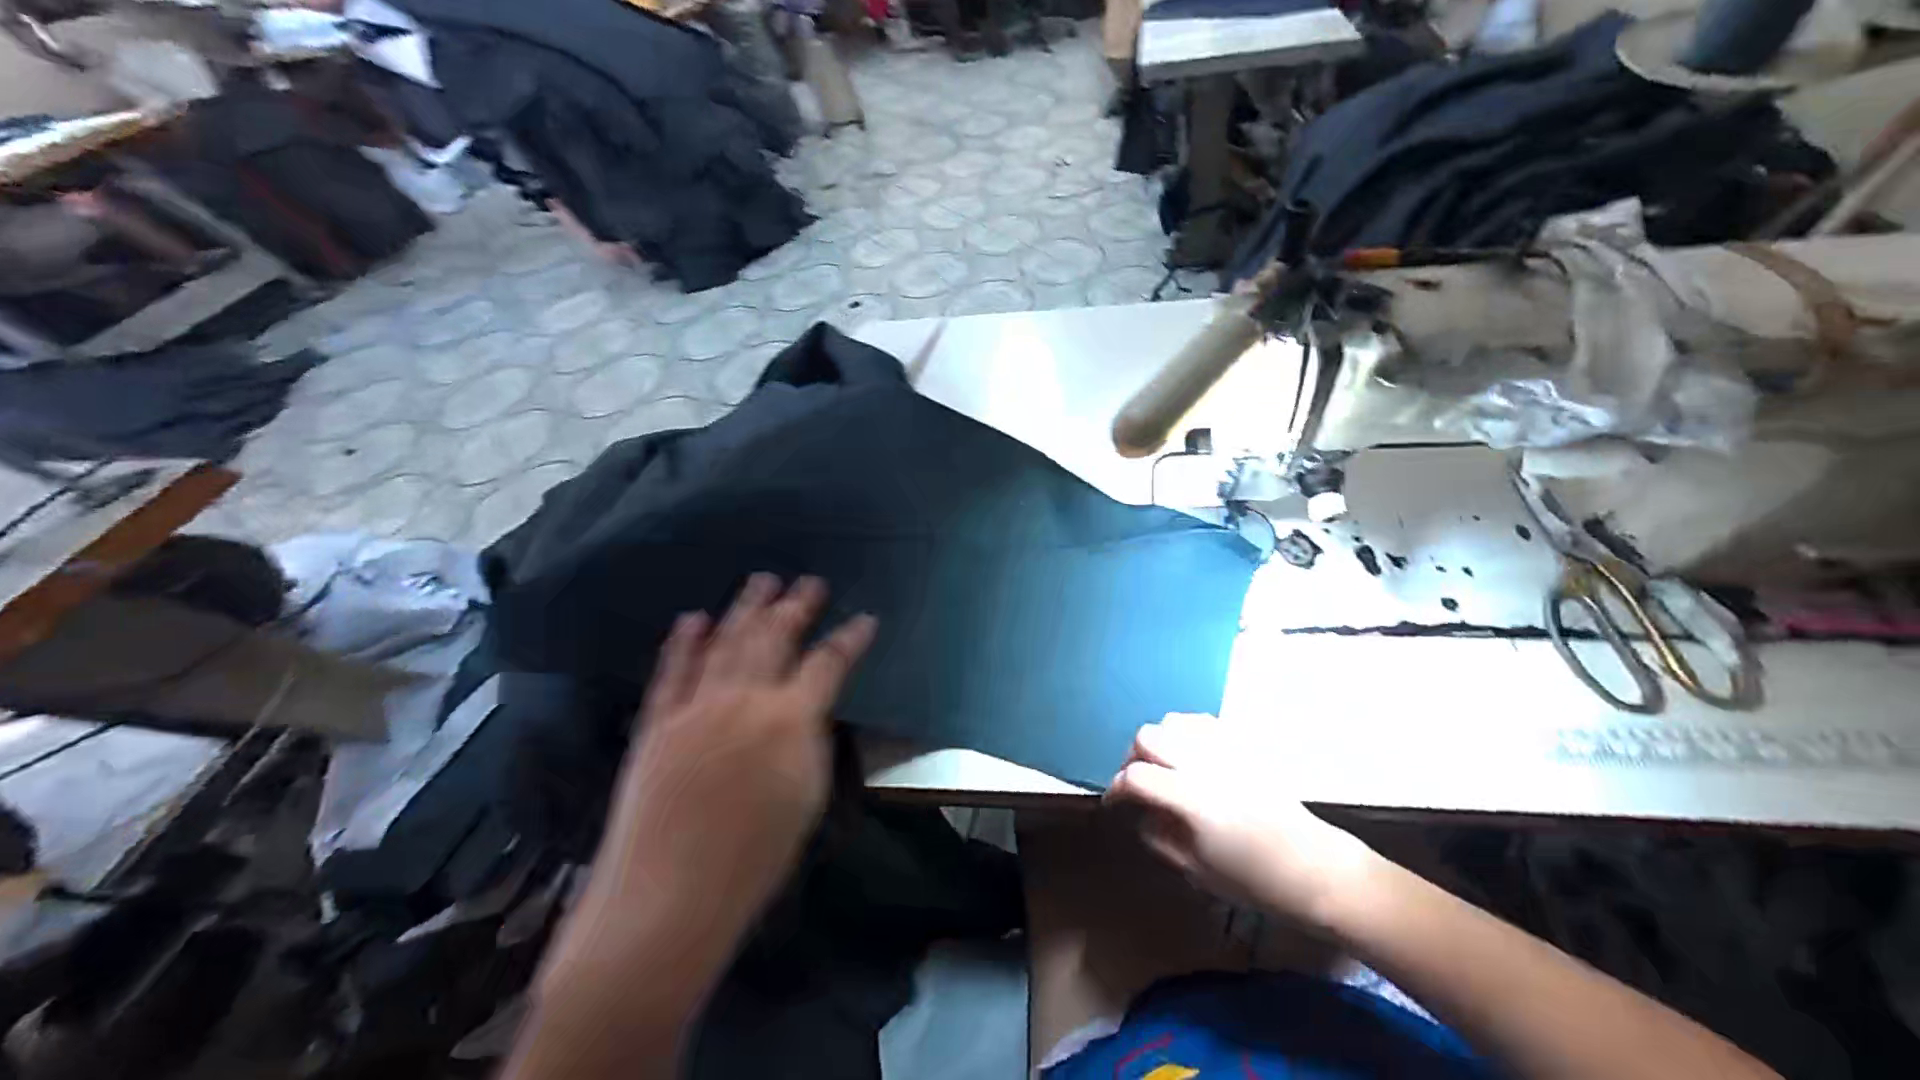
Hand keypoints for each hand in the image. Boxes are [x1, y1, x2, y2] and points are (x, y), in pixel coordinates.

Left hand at [604, 574, 876, 923]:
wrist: (666, 900)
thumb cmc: (753, 861)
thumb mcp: (807, 798)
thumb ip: (810, 742)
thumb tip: (809, 710)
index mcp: (787, 720)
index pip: (827, 664)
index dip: (849, 639)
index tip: (865, 619)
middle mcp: (741, 700)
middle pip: (773, 639)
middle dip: (795, 607)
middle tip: (810, 582)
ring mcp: (694, 708)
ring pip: (724, 643)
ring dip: (745, 609)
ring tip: (762, 580)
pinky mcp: (656, 723)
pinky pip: (672, 672)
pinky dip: (683, 641)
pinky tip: (694, 617)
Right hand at [1105, 713, 1381, 929]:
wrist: (1314, 869)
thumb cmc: (1254, 880)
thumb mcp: (1195, 870)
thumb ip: (1158, 836)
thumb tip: (1139, 812)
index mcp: (1194, 800)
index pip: (1136, 777)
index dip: (1116, 789)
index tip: (1114, 803)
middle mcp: (1207, 765)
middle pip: (1149, 737)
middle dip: (1133, 758)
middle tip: (1137, 783)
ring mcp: (1227, 750)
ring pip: (1173, 721)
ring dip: (1158, 741)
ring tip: (1162, 766)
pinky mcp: (1244, 746)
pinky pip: (1202, 722)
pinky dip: (1185, 733)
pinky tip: (1188, 756)